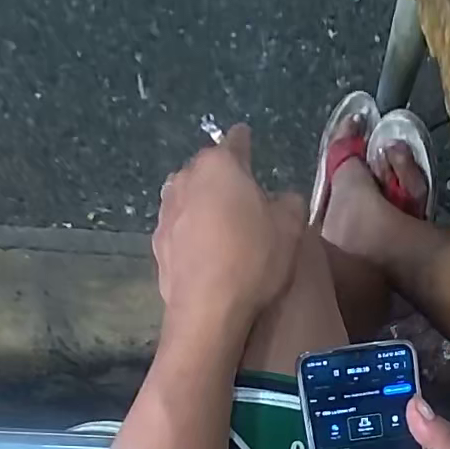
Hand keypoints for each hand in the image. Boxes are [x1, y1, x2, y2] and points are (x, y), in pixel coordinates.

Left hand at [153, 124, 303, 350]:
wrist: (209, 308)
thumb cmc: (254, 260)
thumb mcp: (291, 231)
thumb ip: (291, 204)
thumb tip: (285, 197)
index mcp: (220, 165)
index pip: (235, 142)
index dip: (246, 142)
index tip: (250, 141)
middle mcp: (185, 177)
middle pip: (210, 170)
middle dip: (227, 180)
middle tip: (248, 202)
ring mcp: (166, 209)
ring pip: (192, 197)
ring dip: (207, 206)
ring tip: (227, 229)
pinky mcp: (158, 241)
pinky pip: (182, 228)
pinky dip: (195, 233)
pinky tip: (210, 254)